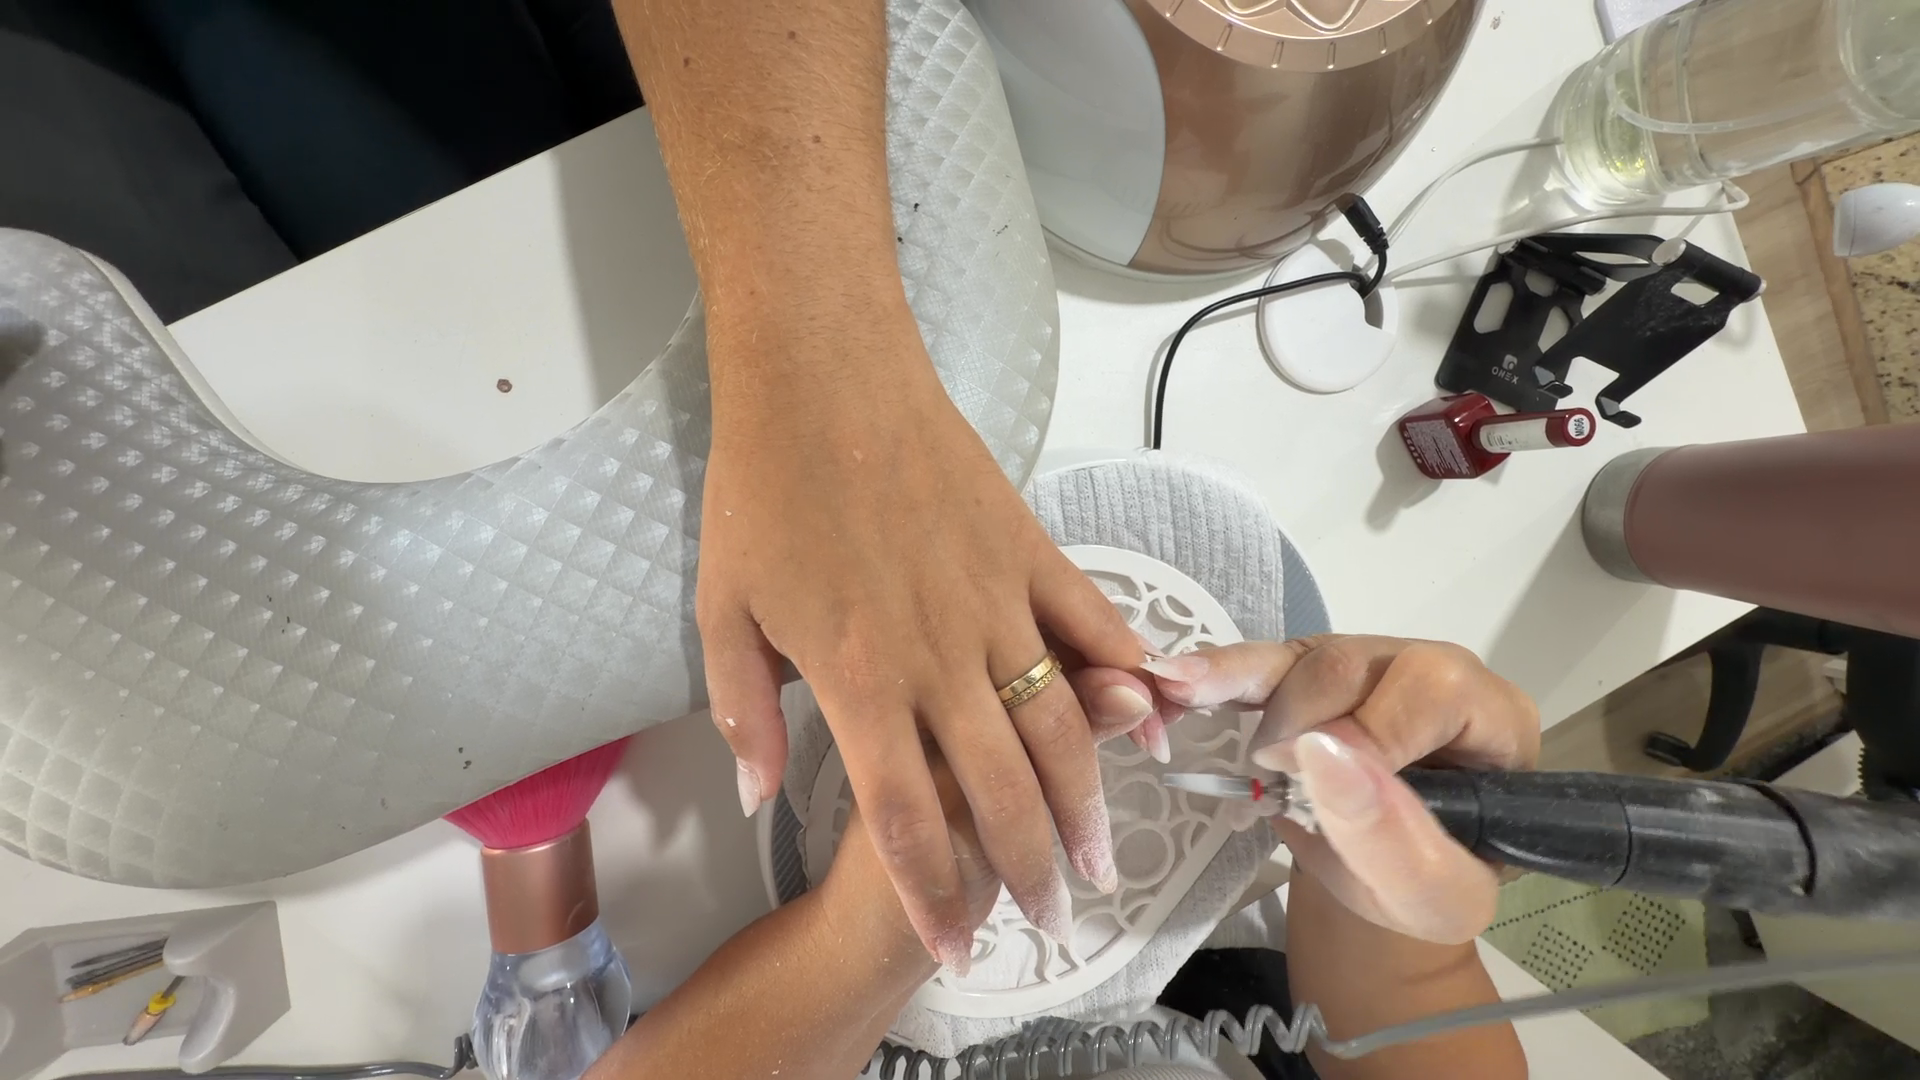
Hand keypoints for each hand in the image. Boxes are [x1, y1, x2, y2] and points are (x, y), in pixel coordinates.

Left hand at [697, 304, 1141, 969]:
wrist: (825, 380)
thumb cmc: (764, 490)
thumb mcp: (721, 609)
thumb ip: (745, 711)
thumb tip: (757, 795)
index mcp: (860, 681)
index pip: (907, 818)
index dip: (935, 893)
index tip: (959, 944)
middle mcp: (940, 657)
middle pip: (998, 789)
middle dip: (1025, 868)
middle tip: (1048, 921)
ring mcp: (996, 602)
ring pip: (1059, 723)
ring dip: (1085, 799)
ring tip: (1101, 857)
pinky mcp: (1028, 551)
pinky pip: (1091, 623)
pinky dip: (1130, 675)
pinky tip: (1157, 719)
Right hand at [1137, 636, 1539, 943]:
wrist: (1370, 870)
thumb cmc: (1417, 884)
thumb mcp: (1432, 896)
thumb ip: (1392, 839)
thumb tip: (1323, 757)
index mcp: (1489, 719)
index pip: (1437, 686)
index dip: (1372, 723)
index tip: (1307, 775)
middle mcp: (1423, 672)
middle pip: (1353, 660)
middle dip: (1297, 714)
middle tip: (1268, 771)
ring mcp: (1357, 663)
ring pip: (1296, 653)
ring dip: (1239, 685)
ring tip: (1189, 703)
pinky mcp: (1299, 671)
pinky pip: (1254, 660)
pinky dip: (1212, 672)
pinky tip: (1175, 677)